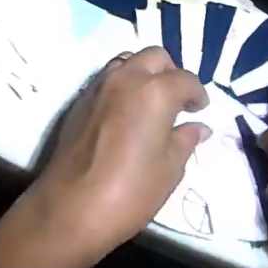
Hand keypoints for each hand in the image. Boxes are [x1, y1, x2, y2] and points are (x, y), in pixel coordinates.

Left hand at [0, 48, 208, 267]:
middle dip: (171, 73)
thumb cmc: (129, 191)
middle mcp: (127, 78)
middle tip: (178, 102)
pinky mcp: (79, 101)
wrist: (68, 210)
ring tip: (151, 103)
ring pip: (128, 61)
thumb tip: (197, 127)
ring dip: (144, 74)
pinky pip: (107, 79)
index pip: (186, 79)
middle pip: (155, 57)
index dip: (197, 94)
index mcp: (156, 91)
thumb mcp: (170, 169)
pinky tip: (127, 114)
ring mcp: (99, 87)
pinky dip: (123, 85)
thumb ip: (185, 140)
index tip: (200, 110)